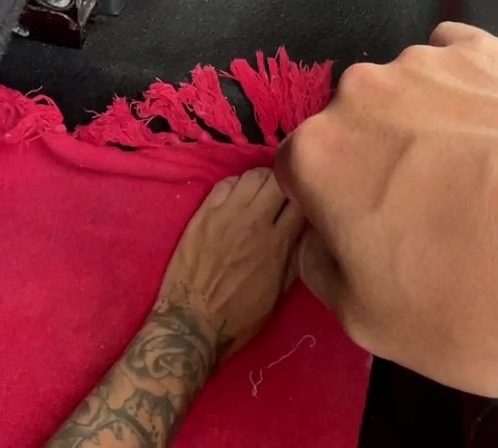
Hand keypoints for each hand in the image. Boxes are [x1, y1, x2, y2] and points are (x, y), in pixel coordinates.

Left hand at [157, 168, 304, 358]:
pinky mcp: (204, 212)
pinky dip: (237, 184)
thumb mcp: (279, 296)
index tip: (305, 202)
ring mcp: (227, 213)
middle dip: (286, 183)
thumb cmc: (240, 317)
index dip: (306, 199)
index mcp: (277, 243)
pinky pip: (226, 183)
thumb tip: (305, 235)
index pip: (301, 202)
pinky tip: (238, 194)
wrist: (192, 322)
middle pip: (279, 180)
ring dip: (263, 180)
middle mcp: (255, 221)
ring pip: (253, 176)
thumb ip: (295, 260)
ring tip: (262, 190)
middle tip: (284, 192)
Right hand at [276, 22, 497, 401]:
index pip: (299, 172)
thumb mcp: (371, 325)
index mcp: (320, 152)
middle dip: (376, 163)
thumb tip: (325, 237)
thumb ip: (323, 270)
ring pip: (405, 95)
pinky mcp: (489, 50)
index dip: (332, 209)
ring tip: (486, 183)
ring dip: (424, 128)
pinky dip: (467, 93)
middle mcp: (362, 91)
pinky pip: (456, 64)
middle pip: (353, 127)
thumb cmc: (477, 301)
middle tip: (432, 215)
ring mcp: (428, 62)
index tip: (372, 237)